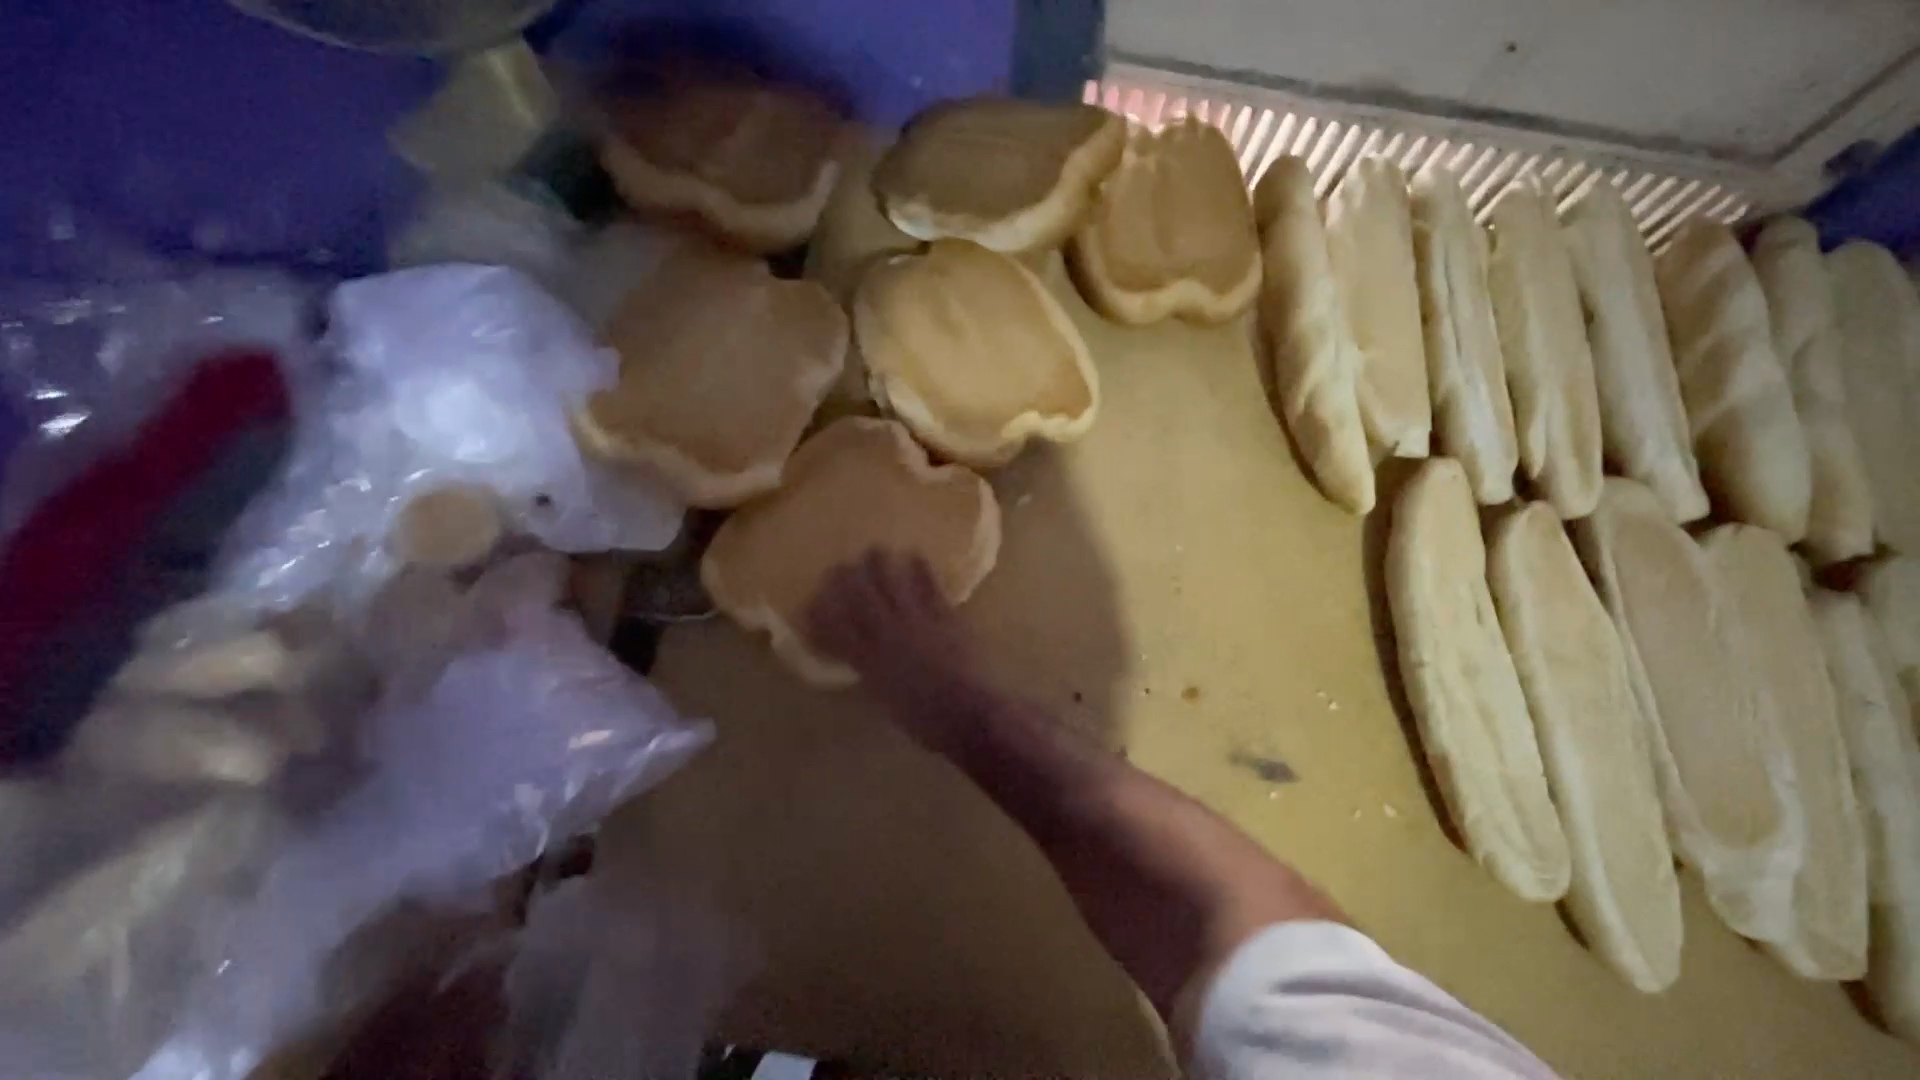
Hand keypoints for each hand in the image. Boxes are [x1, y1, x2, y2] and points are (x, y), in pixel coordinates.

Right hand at [806, 549, 989, 753]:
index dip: (822, 615)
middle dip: (847, 580)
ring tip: (874, 549)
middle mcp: (888, 636)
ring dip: (881, 566)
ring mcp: (918, 622)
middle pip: (861, 600)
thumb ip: (874, 676)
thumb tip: (865, 661)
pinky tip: (915, 555)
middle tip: (839, 564)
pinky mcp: (946, 617)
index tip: (812, 601)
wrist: (971, 714)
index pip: (836, 633)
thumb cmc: (928, 722)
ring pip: (892, 586)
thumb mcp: (888, 702)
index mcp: (869, 663)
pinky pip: (929, 587)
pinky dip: (921, 570)